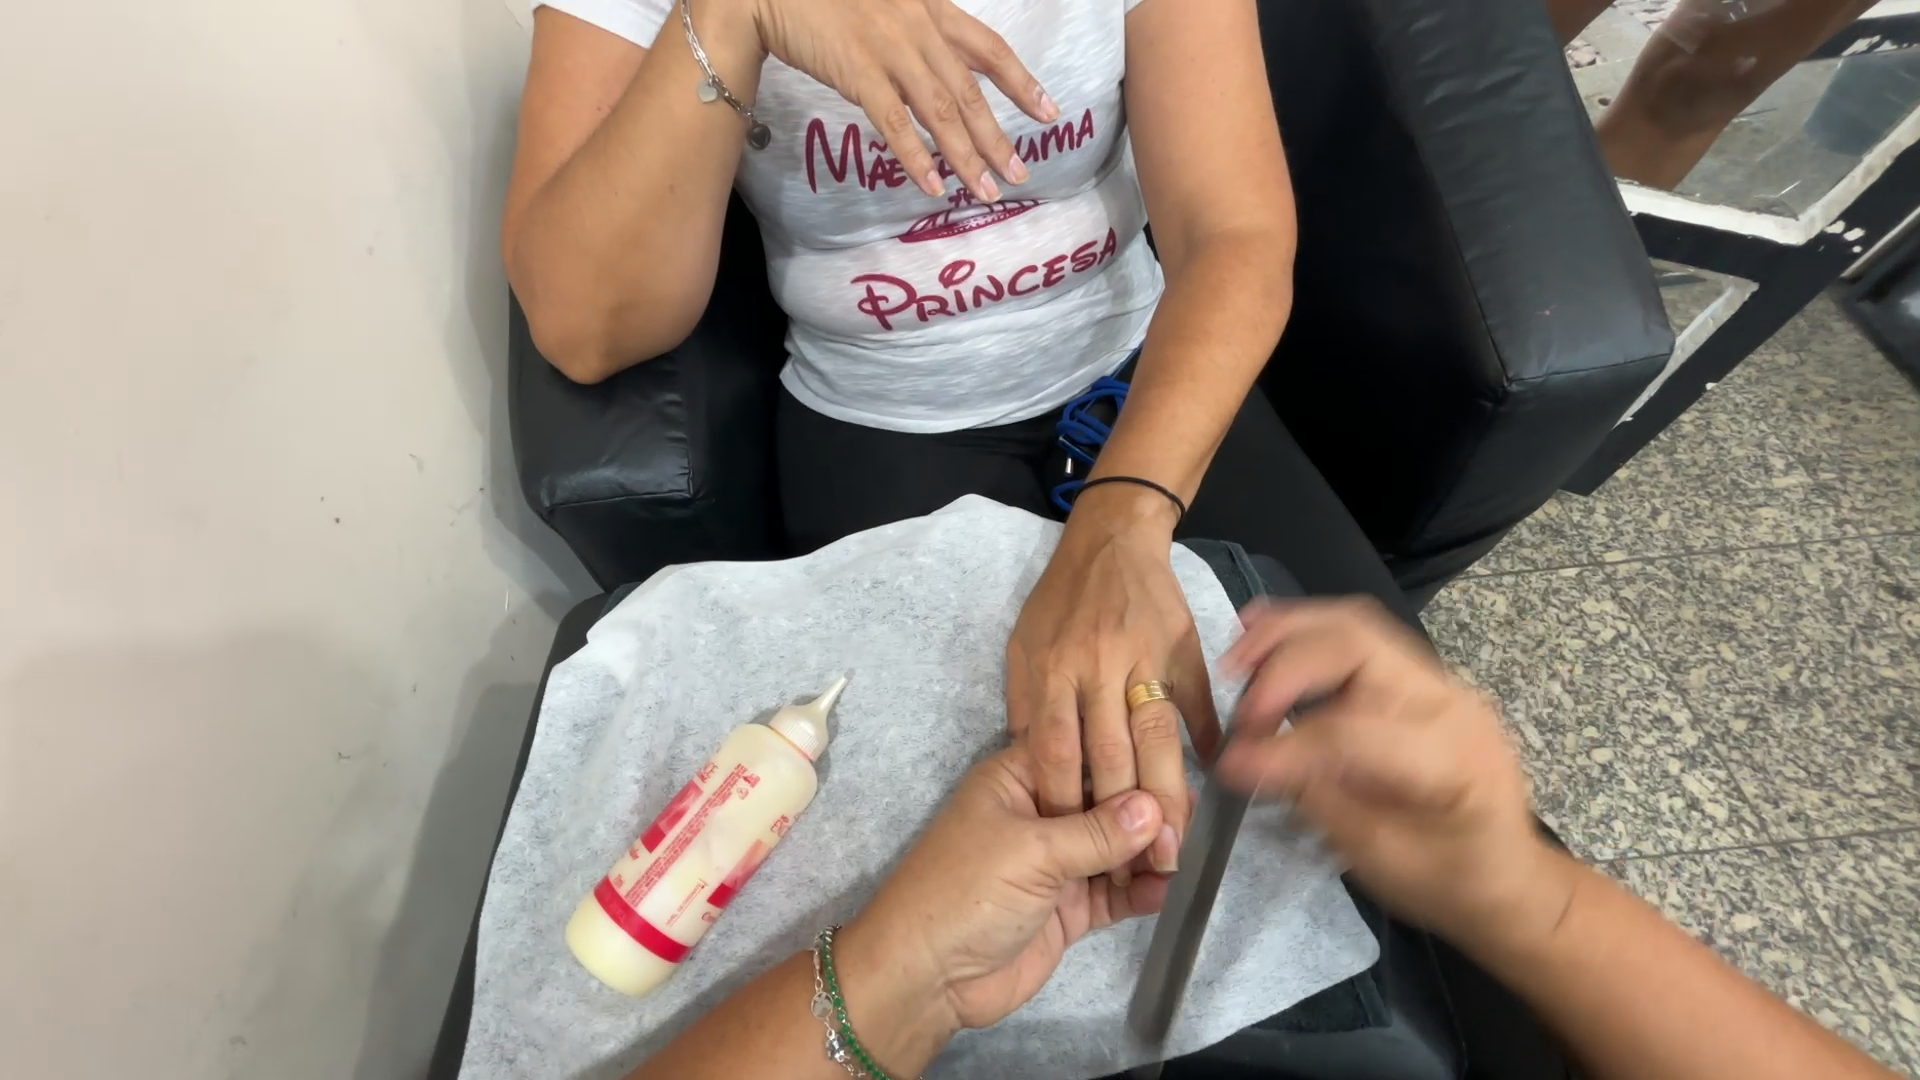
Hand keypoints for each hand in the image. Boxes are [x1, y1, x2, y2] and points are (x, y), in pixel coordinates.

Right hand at [734, 0, 1056, 201]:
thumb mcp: (887, 5)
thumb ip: (918, 32)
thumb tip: (943, 70)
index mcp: (931, 8)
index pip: (989, 49)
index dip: (1021, 83)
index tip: (1049, 112)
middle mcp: (919, 29)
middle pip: (971, 93)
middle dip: (998, 139)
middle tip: (1020, 175)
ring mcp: (891, 51)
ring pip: (942, 113)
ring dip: (966, 158)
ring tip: (986, 192)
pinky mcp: (860, 74)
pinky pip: (895, 124)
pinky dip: (915, 157)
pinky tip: (933, 185)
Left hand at [841, 749, 1169, 1032]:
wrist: (928, 975)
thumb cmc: (966, 889)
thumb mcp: (1031, 850)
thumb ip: (1096, 832)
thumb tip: (1154, 807)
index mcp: (1019, 777)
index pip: (1080, 755)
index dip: (1122, 761)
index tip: (1168, 770)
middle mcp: (1041, 812)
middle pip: (1102, 802)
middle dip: (1142, 812)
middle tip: (1185, 820)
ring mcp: (1056, 861)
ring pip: (1113, 848)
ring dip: (1146, 852)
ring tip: (1183, 854)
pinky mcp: (1068, 906)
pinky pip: (1112, 892)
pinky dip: (1139, 891)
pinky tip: (1167, 890)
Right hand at [1005, 485, 1217, 882]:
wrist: (1102, 539)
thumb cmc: (1150, 593)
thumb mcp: (1187, 642)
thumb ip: (1200, 706)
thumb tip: (1218, 765)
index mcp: (1144, 657)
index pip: (1154, 741)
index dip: (1162, 799)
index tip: (1169, 851)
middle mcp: (1096, 663)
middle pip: (1103, 753)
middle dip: (1114, 818)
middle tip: (1124, 871)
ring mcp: (1050, 663)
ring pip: (1053, 746)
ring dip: (1063, 804)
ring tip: (1074, 851)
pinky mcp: (1019, 661)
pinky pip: (1020, 723)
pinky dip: (1028, 763)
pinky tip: (1034, 800)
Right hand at [1215, 599, 1574, 949]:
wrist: (1509, 876)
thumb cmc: (1448, 879)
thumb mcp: (1379, 856)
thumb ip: (1313, 795)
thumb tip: (1241, 760)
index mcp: (1452, 759)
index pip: (1353, 730)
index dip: (1286, 742)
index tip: (1232, 762)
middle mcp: (1449, 702)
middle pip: (1354, 646)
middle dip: (1282, 659)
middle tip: (1234, 686)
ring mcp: (1435, 679)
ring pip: (1350, 623)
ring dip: (1285, 631)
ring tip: (1238, 654)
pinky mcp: (1413, 673)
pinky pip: (1353, 632)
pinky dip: (1302, 630)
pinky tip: (1263, 636)